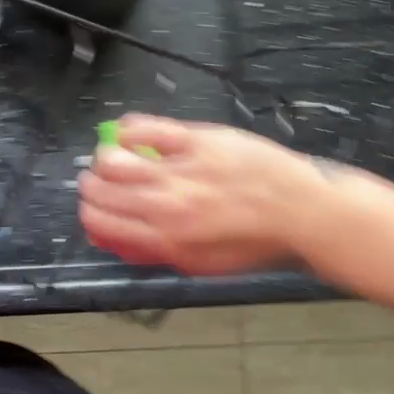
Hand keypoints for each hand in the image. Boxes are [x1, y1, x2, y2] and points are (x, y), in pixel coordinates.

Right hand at [77, 114, 337, 275]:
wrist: (304, 213)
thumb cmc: (253, 242)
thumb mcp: (199, 263)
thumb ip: (153, 252)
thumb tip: (113, 241)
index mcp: (163, 238)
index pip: (98, 221)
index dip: (89, 213)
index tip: (95, 207)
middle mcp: (164, 205)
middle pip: (99, 190)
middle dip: (92, 186)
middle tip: (101, 182)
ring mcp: (179, 171)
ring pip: (112, 159)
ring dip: (103, 159)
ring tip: (112, 157)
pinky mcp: (196, 141)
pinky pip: (146, 130)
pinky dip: (128, 130)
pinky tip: (127, 133)